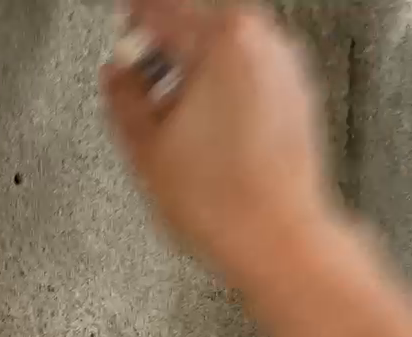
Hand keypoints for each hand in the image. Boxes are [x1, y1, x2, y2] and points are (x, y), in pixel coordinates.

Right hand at [101, 1, 340, 289]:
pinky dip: (222, 98)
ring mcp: (286, 70)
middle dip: (166, 53)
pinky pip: (248, 83)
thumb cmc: (221, 201)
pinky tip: (204, 140)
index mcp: (221, 39)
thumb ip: (123, 100)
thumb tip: (115, 77)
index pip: (161, 9)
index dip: (132, 19)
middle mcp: (262, 42)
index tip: (122, 20)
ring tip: (171, 124)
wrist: (275, 239)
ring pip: (226, 57)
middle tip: (138, 83)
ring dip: (194, 78)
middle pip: (199, 28)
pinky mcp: (297, 101)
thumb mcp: (146, 149)